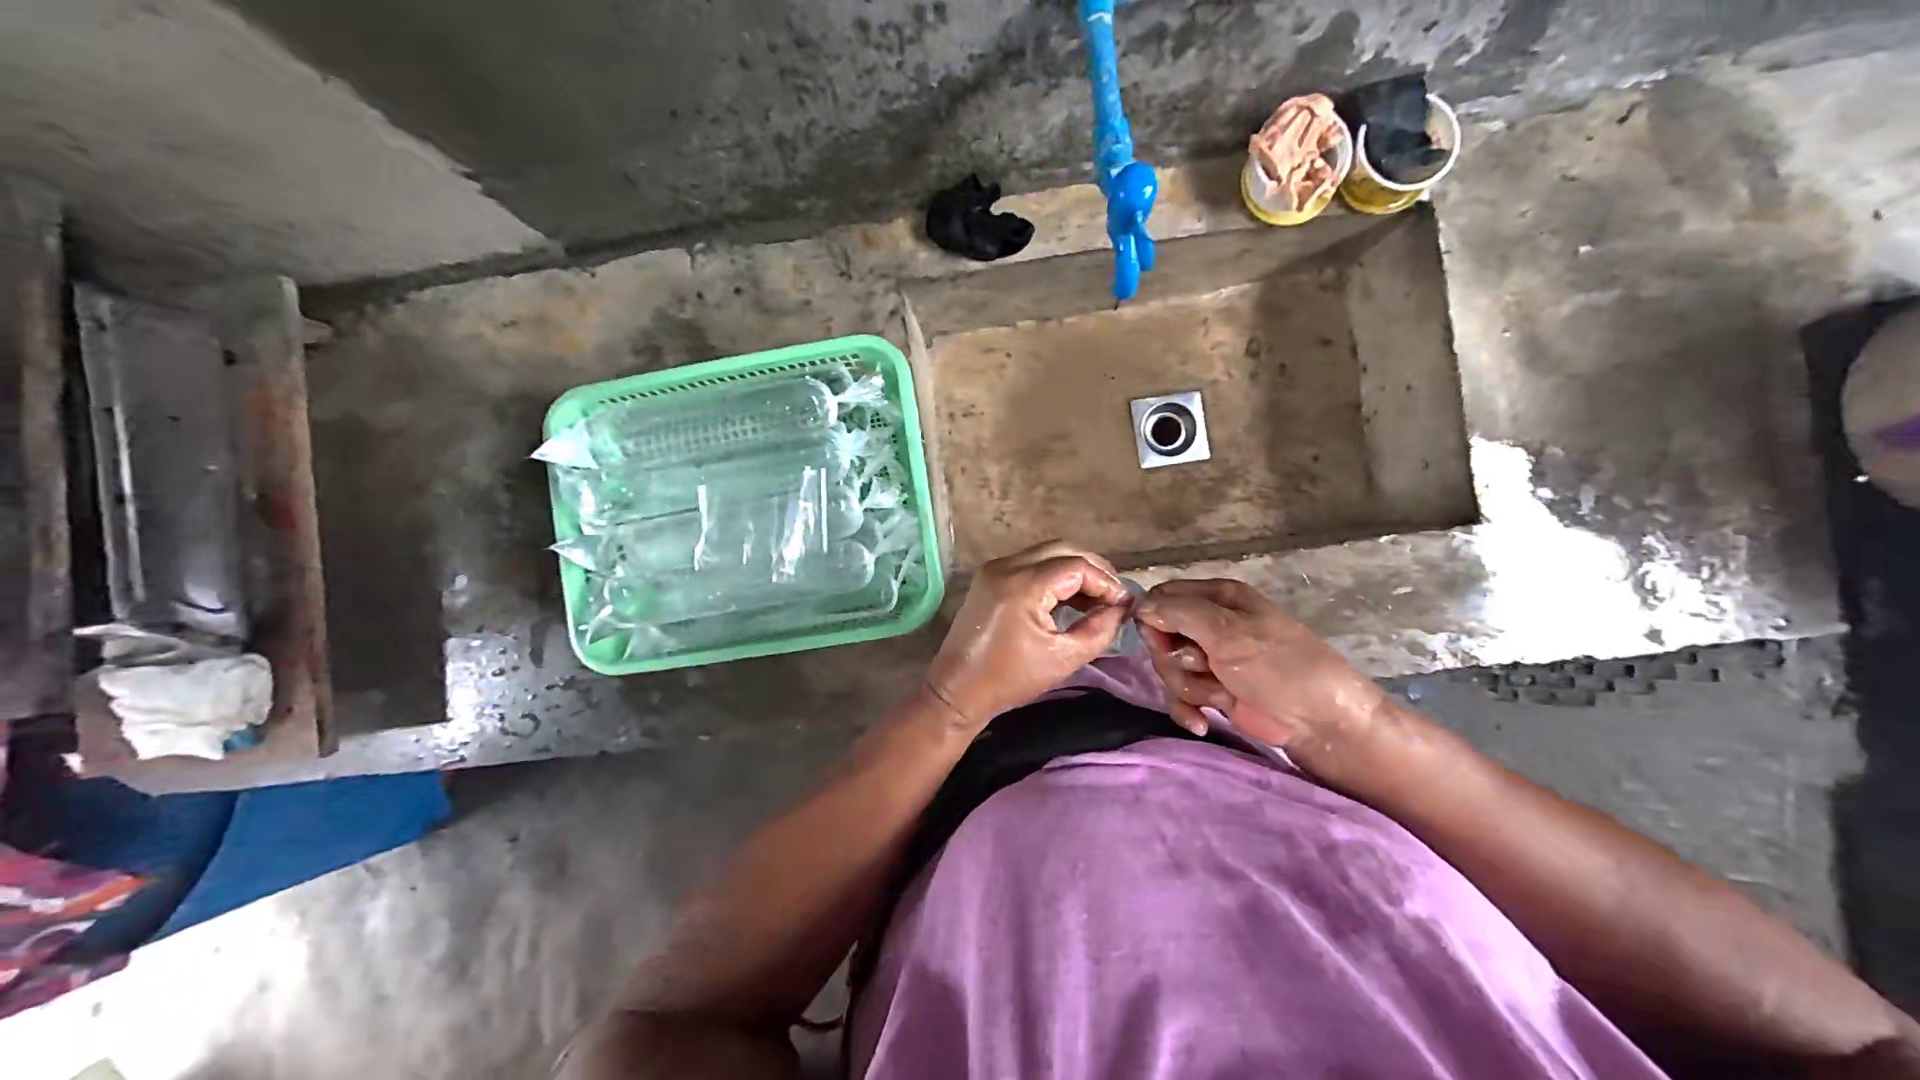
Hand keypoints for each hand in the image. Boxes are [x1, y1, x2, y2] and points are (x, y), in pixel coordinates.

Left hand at [925, 541, 1131, 732]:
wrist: (958, 690)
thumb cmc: (1011, 679)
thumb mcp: (1064, 657)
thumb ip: (1100, 629)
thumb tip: (1122, 609)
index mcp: (1023, 585)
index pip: (1076, 566)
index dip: (1106, 582)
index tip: (1124, 603)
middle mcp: (1006, 566)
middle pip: (1062, 549)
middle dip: (1094, 568)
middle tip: (1115, 594)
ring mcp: (994, 569)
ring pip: (1045, 554)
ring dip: (1074, 569)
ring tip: (1098, 597)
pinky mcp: (989, 577)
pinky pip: (1029, 564)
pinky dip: (1053, 574)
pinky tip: (1071, 597)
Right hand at [1135, 579, 1389, 754]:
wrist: (1324, 724)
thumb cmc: (1281, 669)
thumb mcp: (1229, 633)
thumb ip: (1179, 613)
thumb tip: (1139, 606)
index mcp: (1219, 598)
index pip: (1162, 598)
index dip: (1154, 621)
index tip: (1163, 643)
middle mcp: (1213, 624)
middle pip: (1161, 637)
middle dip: (1174, 661)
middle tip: (1203, 669)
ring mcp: (1213, 660)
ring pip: (1169, 669)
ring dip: (1188, 688)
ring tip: (1219, 697)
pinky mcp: (1216, 691)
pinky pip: (1180, 696)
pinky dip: (1188, 710)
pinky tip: (1202, 723)